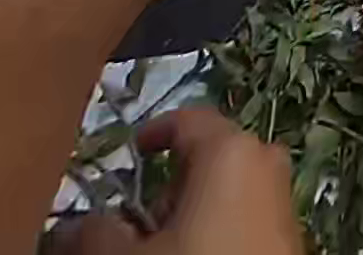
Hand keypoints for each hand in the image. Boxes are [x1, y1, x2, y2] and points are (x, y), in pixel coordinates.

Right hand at [53, 110, 299, 254]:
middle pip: (210, 155)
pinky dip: (218, 223)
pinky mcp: (288, 226)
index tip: (131, 152)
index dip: (155, 133)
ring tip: (163, 246)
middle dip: (172, 183)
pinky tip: (199, 252)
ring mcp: (281, 191)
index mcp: (230, 149)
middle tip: (137, 222)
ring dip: (193, 208)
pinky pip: (247, 208)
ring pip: (228, 184)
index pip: (188, 121)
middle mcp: (263, 157)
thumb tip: (74, 225)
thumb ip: (97, 235)